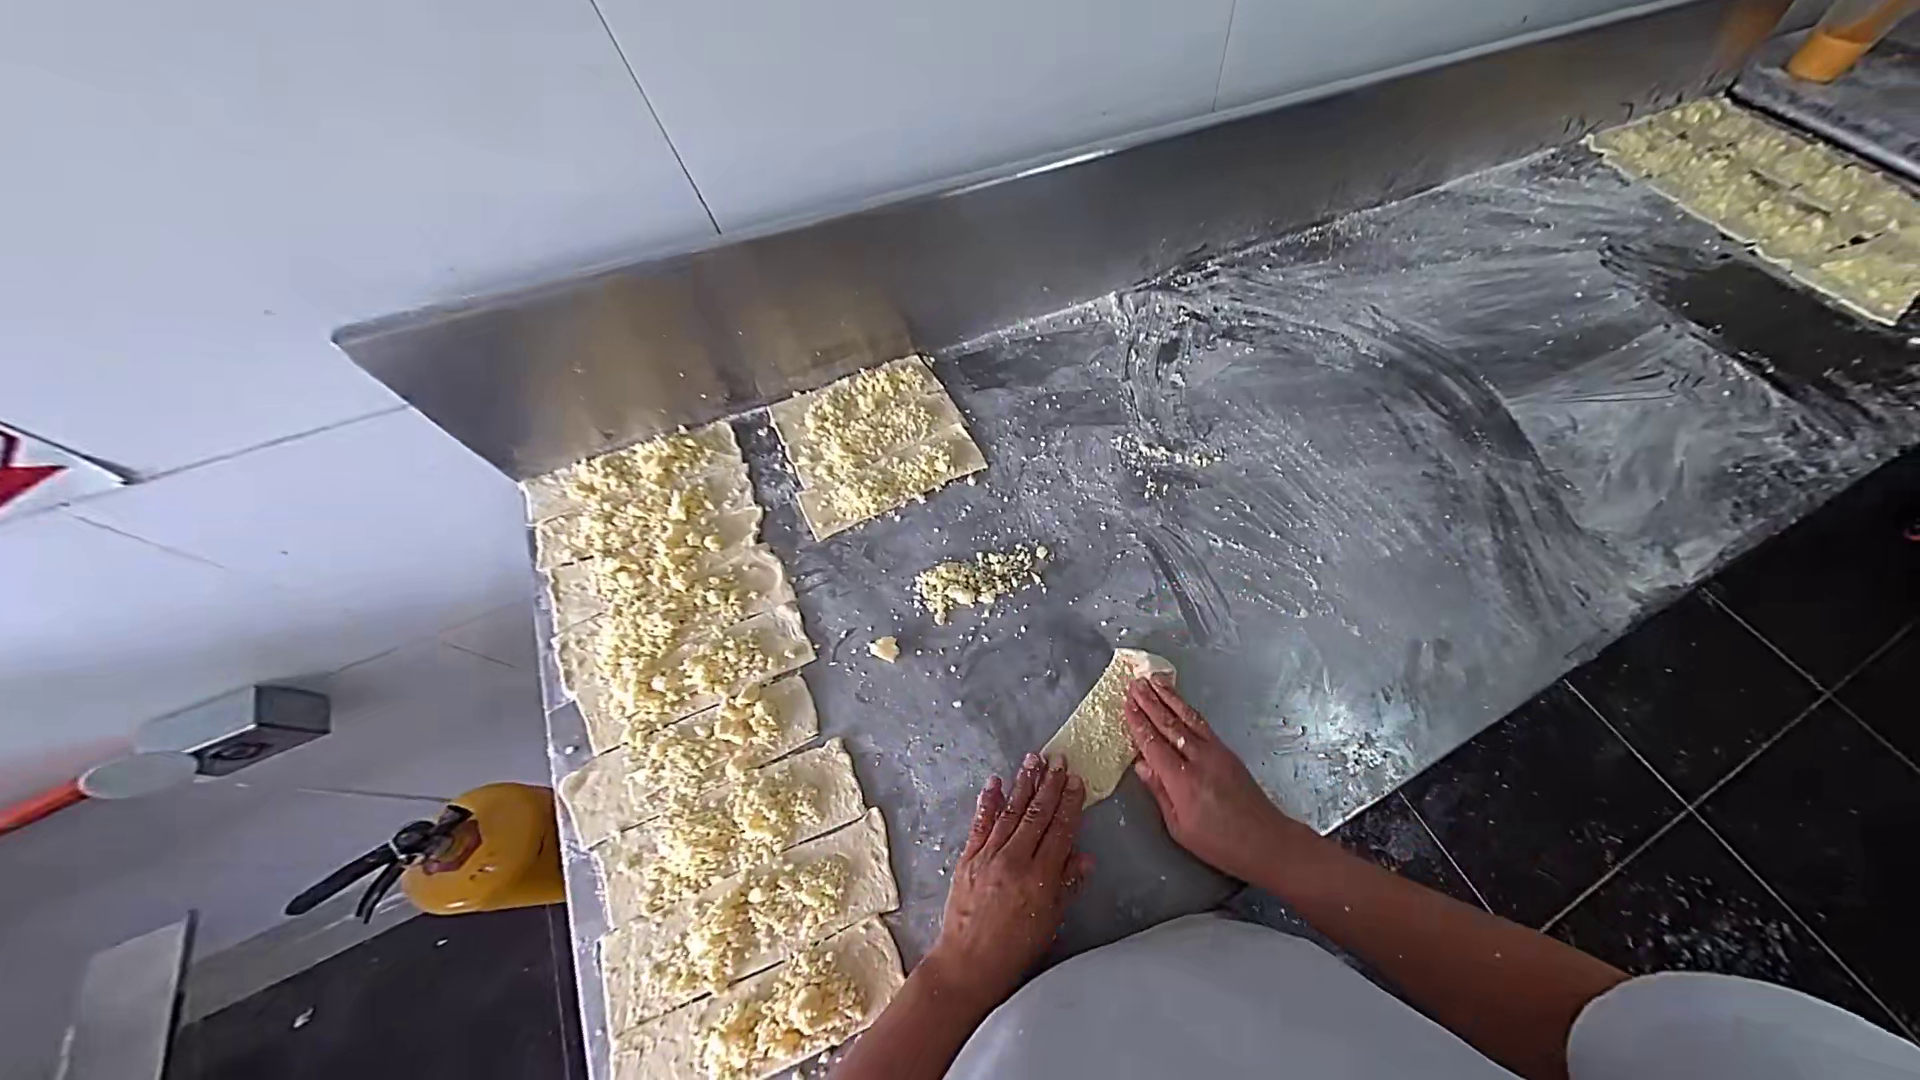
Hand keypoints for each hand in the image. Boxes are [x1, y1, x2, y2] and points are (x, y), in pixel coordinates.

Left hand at [922, 754, 1092, 1008]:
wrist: (968, 963)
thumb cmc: (1015, 948)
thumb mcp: (1050, 921)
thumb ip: (1067, 885)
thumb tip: (1086, 857)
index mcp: (1039, 877)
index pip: (1059, 830)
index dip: (1070, 803)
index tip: (1077, 781)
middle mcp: (1014, 859)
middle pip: (1036, 814)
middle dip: (1050, 784)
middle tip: (1059, 760)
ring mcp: (988, 855)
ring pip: (1011, 811)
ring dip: (1023, 783)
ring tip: (1033, 760)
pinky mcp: (968, 856)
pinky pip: (981, 822)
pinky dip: (989, 801)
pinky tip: (995, 781)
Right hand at [1122, 676, 1302, 881]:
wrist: (1267, 841)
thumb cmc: (1219, 843)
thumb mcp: (1179, 827)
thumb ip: (1158, 792)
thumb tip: (1140, 765)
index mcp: (1181, 780)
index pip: (1152, 743)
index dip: (1138, 722)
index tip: (1126, 704)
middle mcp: (1198, 760)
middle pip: (1168, 724)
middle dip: (1149, 702)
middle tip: (1135, 684)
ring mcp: (1215, 752)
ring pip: (1186, 717)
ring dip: (1168, 697)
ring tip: (1154, 681)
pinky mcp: (1226, 751)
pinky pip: (1202, 723)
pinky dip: (1187, 708)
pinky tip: (1179, 701)